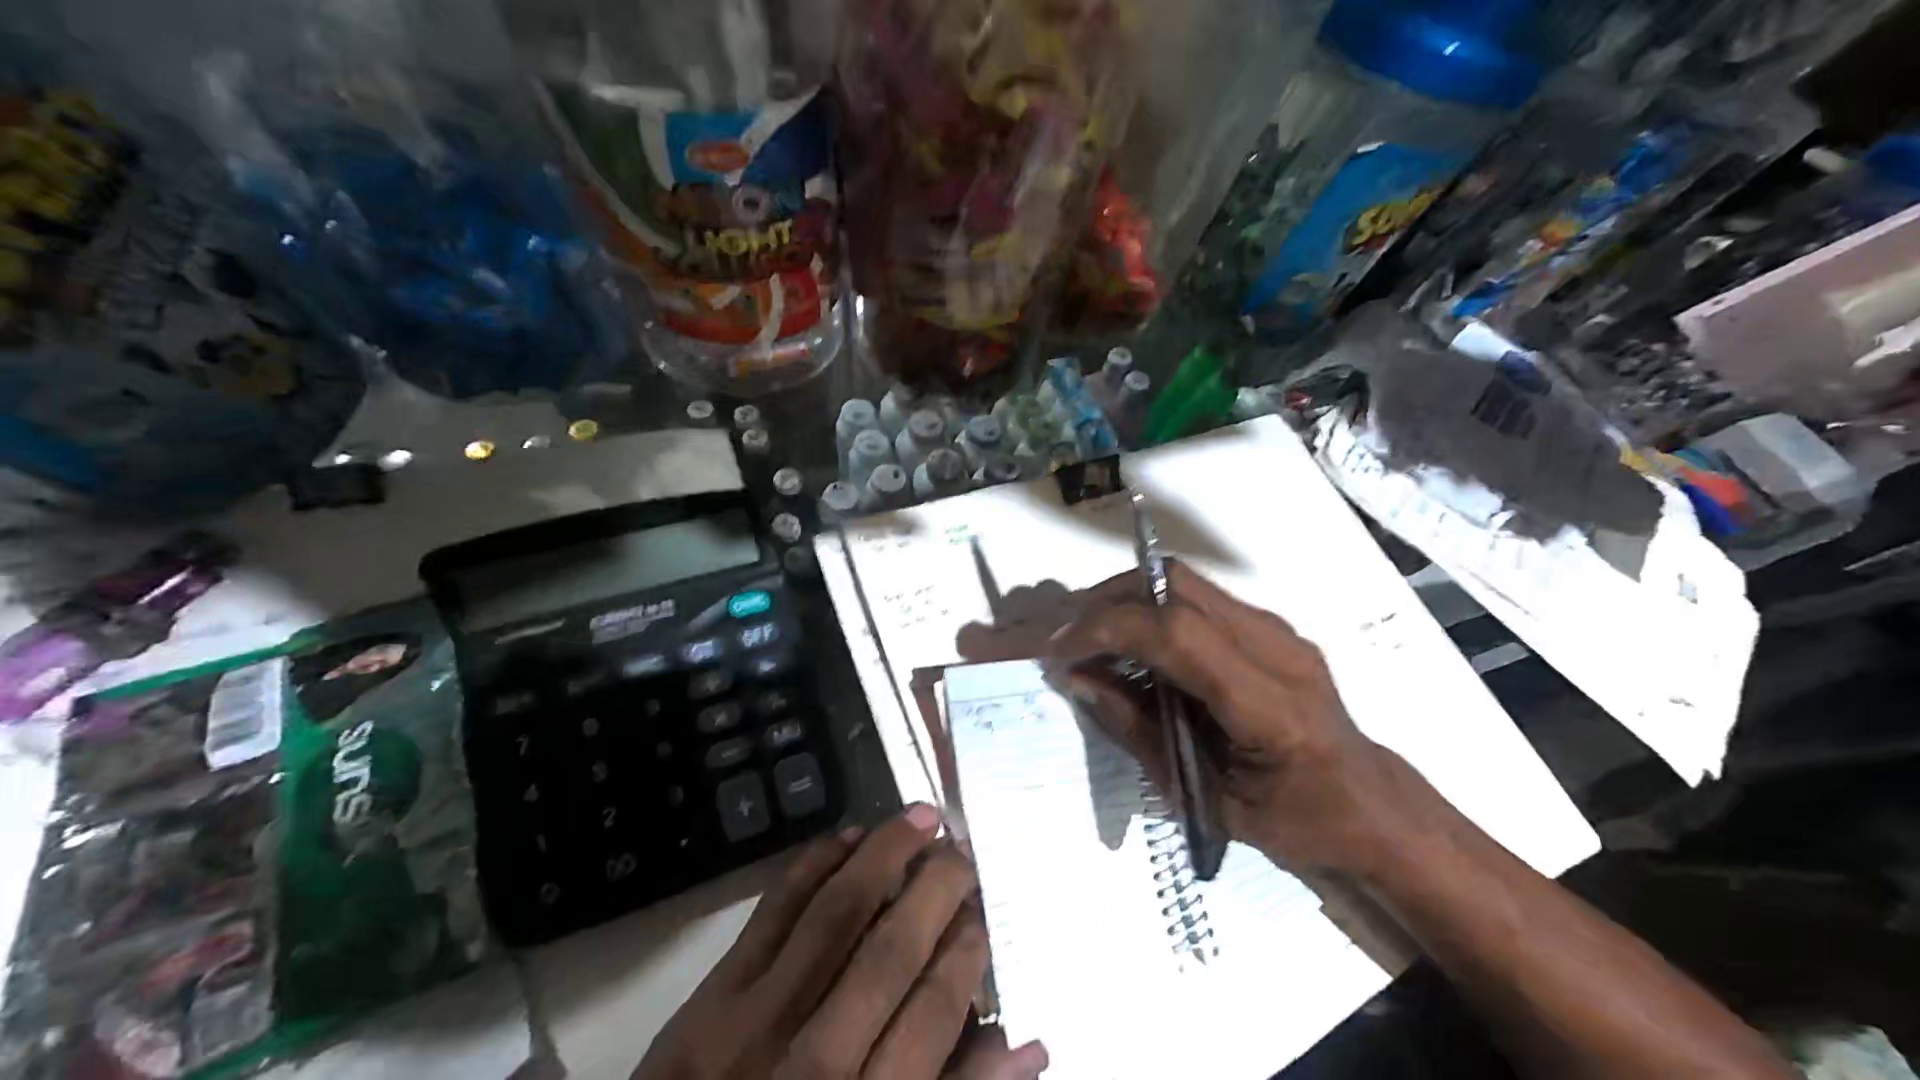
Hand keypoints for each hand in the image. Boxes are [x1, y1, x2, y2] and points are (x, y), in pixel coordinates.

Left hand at [632, 805, 1048, 1079]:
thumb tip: (1026, 1043)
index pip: (931, 1013)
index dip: (966, 953)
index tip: (982, 913)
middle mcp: (813, 1059)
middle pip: (890, 951)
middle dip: (936, 888)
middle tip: (963, 851)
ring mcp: (753, 1021)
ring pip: (834, 913)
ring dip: (884, 854)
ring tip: (922, 817)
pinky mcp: (709, 999)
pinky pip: (772, 910)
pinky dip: (814, 865)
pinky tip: (849, 835)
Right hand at [1042, 562, 1436, 875]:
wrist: (1374, 807)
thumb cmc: (1296, 823)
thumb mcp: (1207, 798)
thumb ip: (1139, 732)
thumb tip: (1079, 679)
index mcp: (1270, 703)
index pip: (1177, 632)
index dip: (1108, 629)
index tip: (1062, 651)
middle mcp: (1277, 648)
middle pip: (1175, 585)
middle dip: (1108, 600)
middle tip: (1070, 639)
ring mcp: (1277, 630)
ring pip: (1182, 582)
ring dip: (1126, 601)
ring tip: (1093, 642)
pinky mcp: (1269, 628)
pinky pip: (1196, 599)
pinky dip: (1151, 611)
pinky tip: (1136, 650)